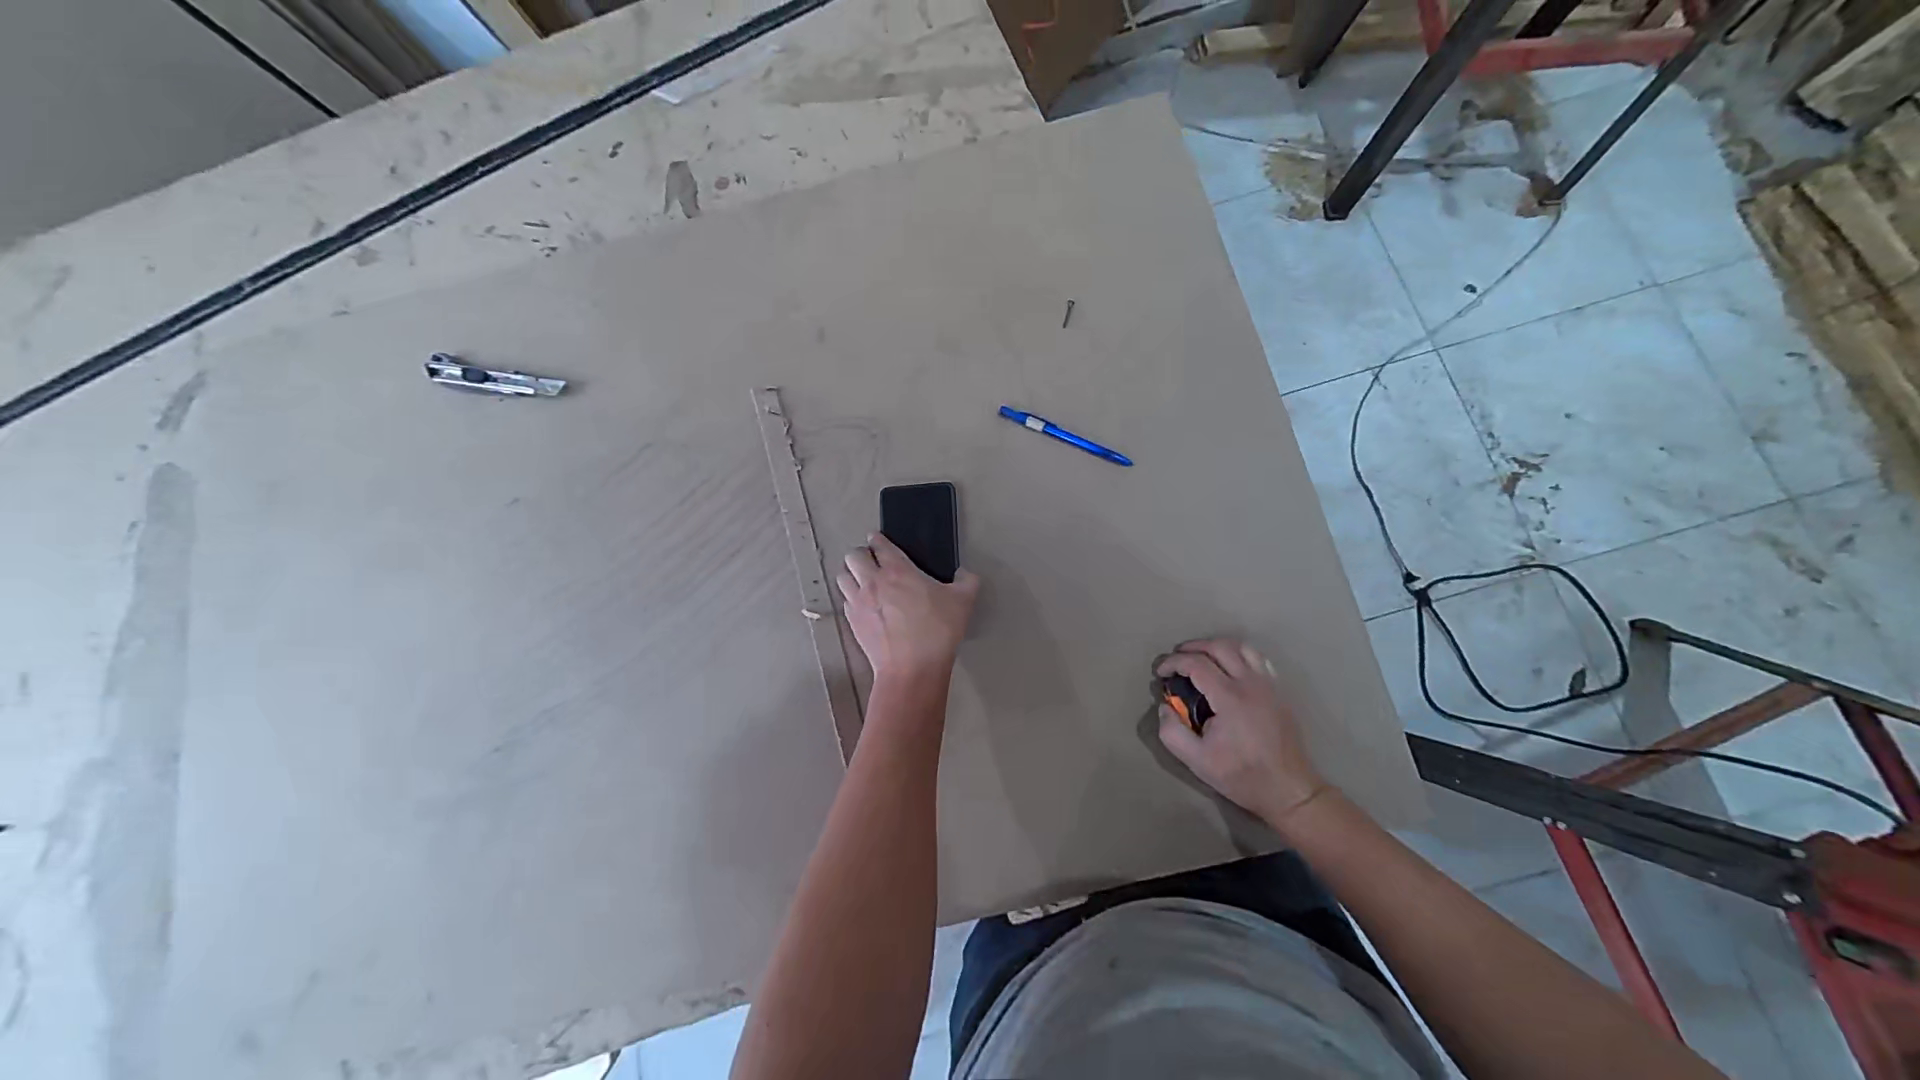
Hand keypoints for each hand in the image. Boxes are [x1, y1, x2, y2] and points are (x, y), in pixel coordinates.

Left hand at [837, 533, 979, 682]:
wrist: (912, 669)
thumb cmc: (937, 632)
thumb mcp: (963, 602)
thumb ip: (967, 582)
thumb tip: (965, 574)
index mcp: (898, 570)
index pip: (879, 544)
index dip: (878, 539)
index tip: (880, 540)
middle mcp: (873, 582)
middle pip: (853, 555)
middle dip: (862, 555)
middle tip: (874, 562)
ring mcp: (859, 602)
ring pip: (843, 576)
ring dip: (852, 575)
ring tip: (865, 581)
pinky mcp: (853, 622)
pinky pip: (845, 600)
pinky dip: (852, 598)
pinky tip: (866, 605)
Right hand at [1156, 638, 1328, 827]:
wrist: (1288, 790)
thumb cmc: (1242, 776)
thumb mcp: (1196, 760)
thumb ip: (1172, 731)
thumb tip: (1165, 707)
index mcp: (1230, 698)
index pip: (1197, 664)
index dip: (1173, 662)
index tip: (1160, 672)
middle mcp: (1251, 684)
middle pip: (1220, 647)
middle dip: (1193, 647)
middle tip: (1177, 658)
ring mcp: (1269, 685)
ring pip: (1242, 648)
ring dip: (1217, 646)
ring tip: (1202, 658)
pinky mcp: (1279, 692)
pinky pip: (1258, 659)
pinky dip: (1239, 654)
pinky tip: (1229, 668)